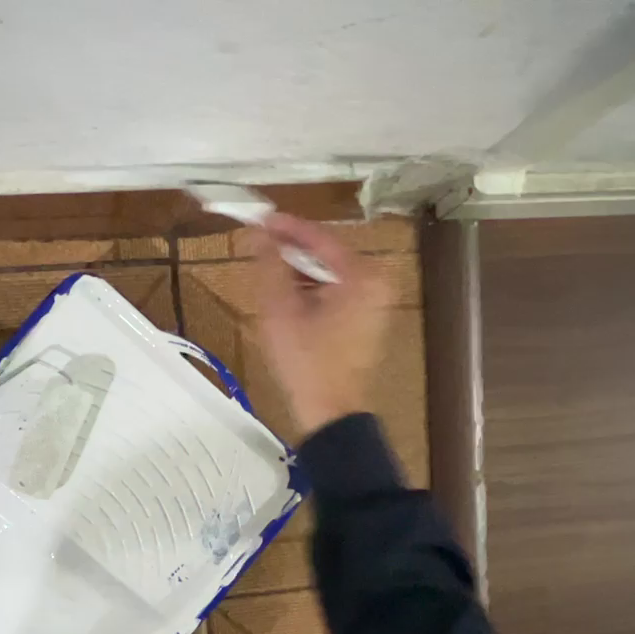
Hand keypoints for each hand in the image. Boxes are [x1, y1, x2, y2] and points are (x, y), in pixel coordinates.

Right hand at [252, 213, 392, 435]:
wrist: (330, 413)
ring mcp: (376, 305)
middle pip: (328, 255)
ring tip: (269, 272)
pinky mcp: (368, 322)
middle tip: (261, 245)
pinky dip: (315, 292)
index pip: (321, 238)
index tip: (260, 219)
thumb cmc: (306, 365)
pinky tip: (289, 298)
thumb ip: (269, 265)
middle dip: (293, 251)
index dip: (288, 228)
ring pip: (332, 275)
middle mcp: (376, 285)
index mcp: (362, 277)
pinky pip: (339, 294)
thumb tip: (258, 232)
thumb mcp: (280, 311)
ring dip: (301, 273)